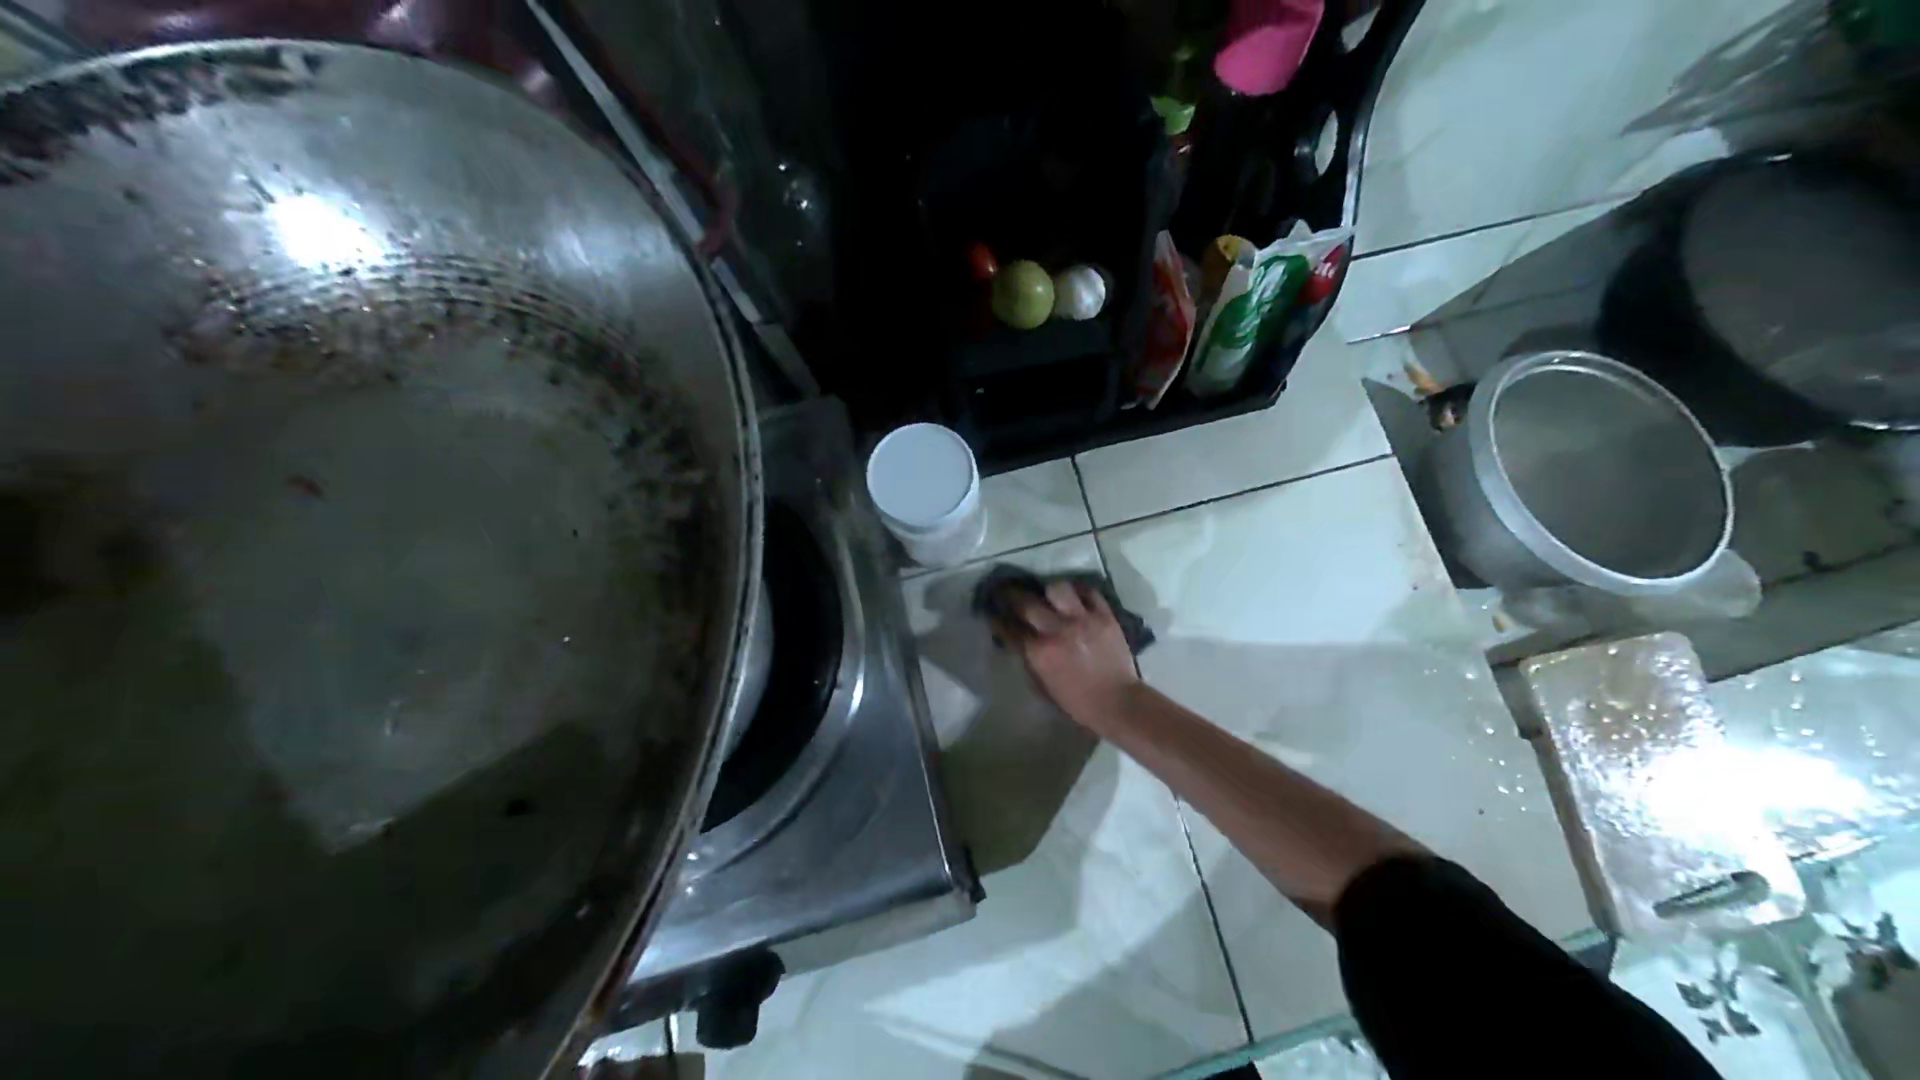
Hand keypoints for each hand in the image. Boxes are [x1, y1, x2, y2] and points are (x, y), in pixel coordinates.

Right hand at [1000, 581, 1141, 729]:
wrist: (1116, 702)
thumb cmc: (1076, 700)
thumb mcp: (1042, 684)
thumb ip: (1029, 658)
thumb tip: (1018, 638)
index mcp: (1039, 653)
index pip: (1010, 628)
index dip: (998, 619)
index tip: (993, 612)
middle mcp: (1057, 631)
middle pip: (1027, 602)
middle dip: (1013, 596)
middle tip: (1010, 592)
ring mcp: (1082, 620)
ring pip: (1058, 588)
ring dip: (1050, 591)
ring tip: (1050, 595)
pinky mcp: (1104, 616)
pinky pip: (1089, 592)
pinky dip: (1079, 592)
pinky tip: (1075, 597)